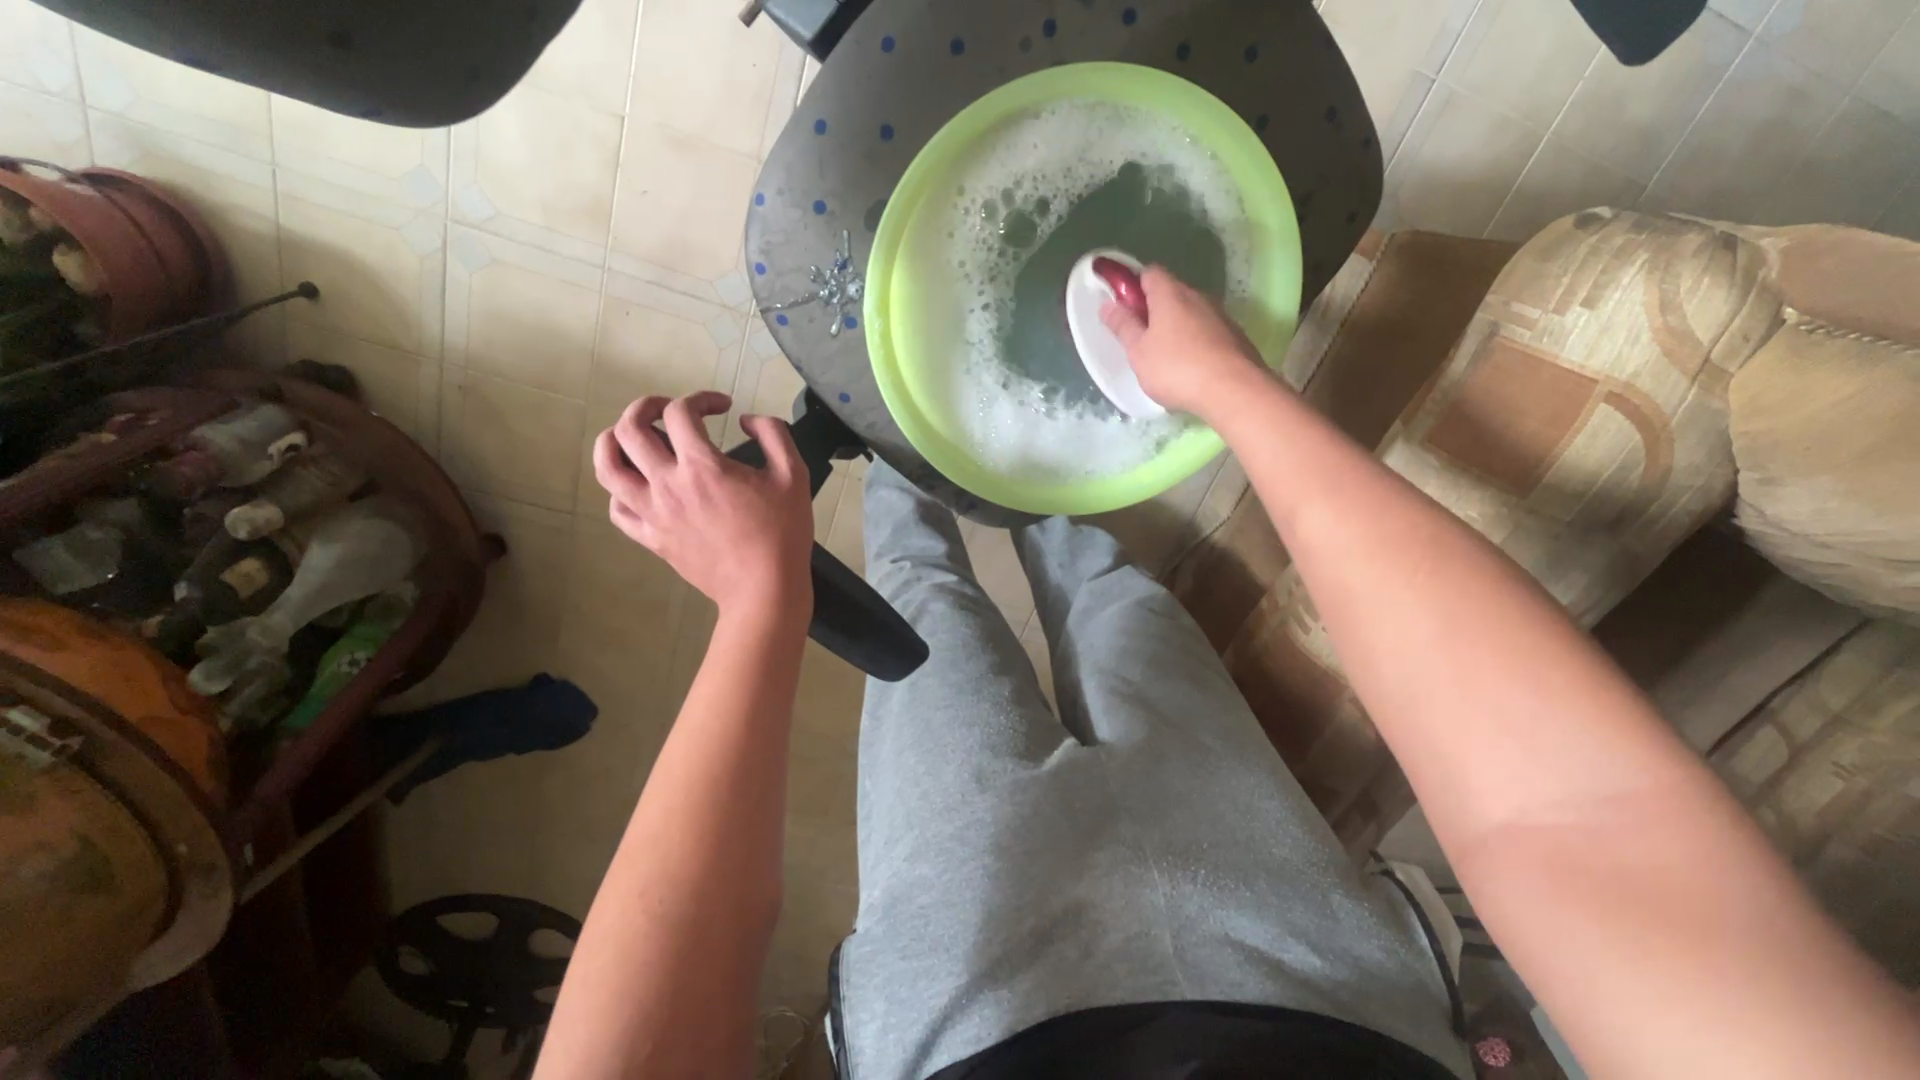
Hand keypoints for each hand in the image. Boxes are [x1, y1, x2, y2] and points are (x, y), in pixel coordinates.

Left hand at [593, 392, 813, 621]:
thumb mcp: (794, 474)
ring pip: (607, 467)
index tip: (723, 407)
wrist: (764, 589)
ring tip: (634, 438)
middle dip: (646, 406)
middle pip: (628, 429)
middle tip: (668, 411)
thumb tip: (746, 420)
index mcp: (702, 466)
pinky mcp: (651, 538)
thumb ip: (772, 434)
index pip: (681, 412)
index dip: (701, 399)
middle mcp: (667, 484)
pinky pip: (618, 509)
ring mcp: (653, 513)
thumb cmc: (782, 533)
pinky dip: (621, 489)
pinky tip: (641, 485)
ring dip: (614, 441)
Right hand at [1101, 265, 1269, 419]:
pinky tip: (1191, 366)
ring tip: (1165, 356)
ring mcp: (1220, 315)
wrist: (1234, 390)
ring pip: (1191, 312)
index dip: (1134, 286)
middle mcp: (1197, 296)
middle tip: (1141, 337)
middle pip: (1171, 292)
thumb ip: (1123, 326)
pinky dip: (1195, 341)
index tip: (1125, 309)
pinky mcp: (1235, 335)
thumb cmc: (1176, 368)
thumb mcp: (1139, 352)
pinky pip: (1207, 330)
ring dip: (1176, 326)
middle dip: (1154, 309)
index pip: (1149, 273)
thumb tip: (1108, 305)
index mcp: (1170, 294)